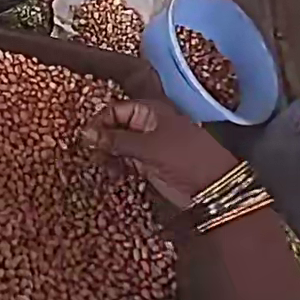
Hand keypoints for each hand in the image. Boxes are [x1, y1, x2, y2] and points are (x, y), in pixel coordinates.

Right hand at [80, 98, 237, 208]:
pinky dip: (116, 165)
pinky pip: (123, 159)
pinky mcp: (147, 163)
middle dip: (101, 139)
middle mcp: (145, 124)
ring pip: (116, 144)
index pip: (114, 110)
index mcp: (149, 111)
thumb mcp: (148, 147)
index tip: (87, 139)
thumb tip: (84, 134)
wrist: (214, 189)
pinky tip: (114, 174)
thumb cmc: (185, 159)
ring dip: (106, 154)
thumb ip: (115, 140)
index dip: (99, 123)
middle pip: (113, 126)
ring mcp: (146, 144)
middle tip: (93, 155)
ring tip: (104, 167)